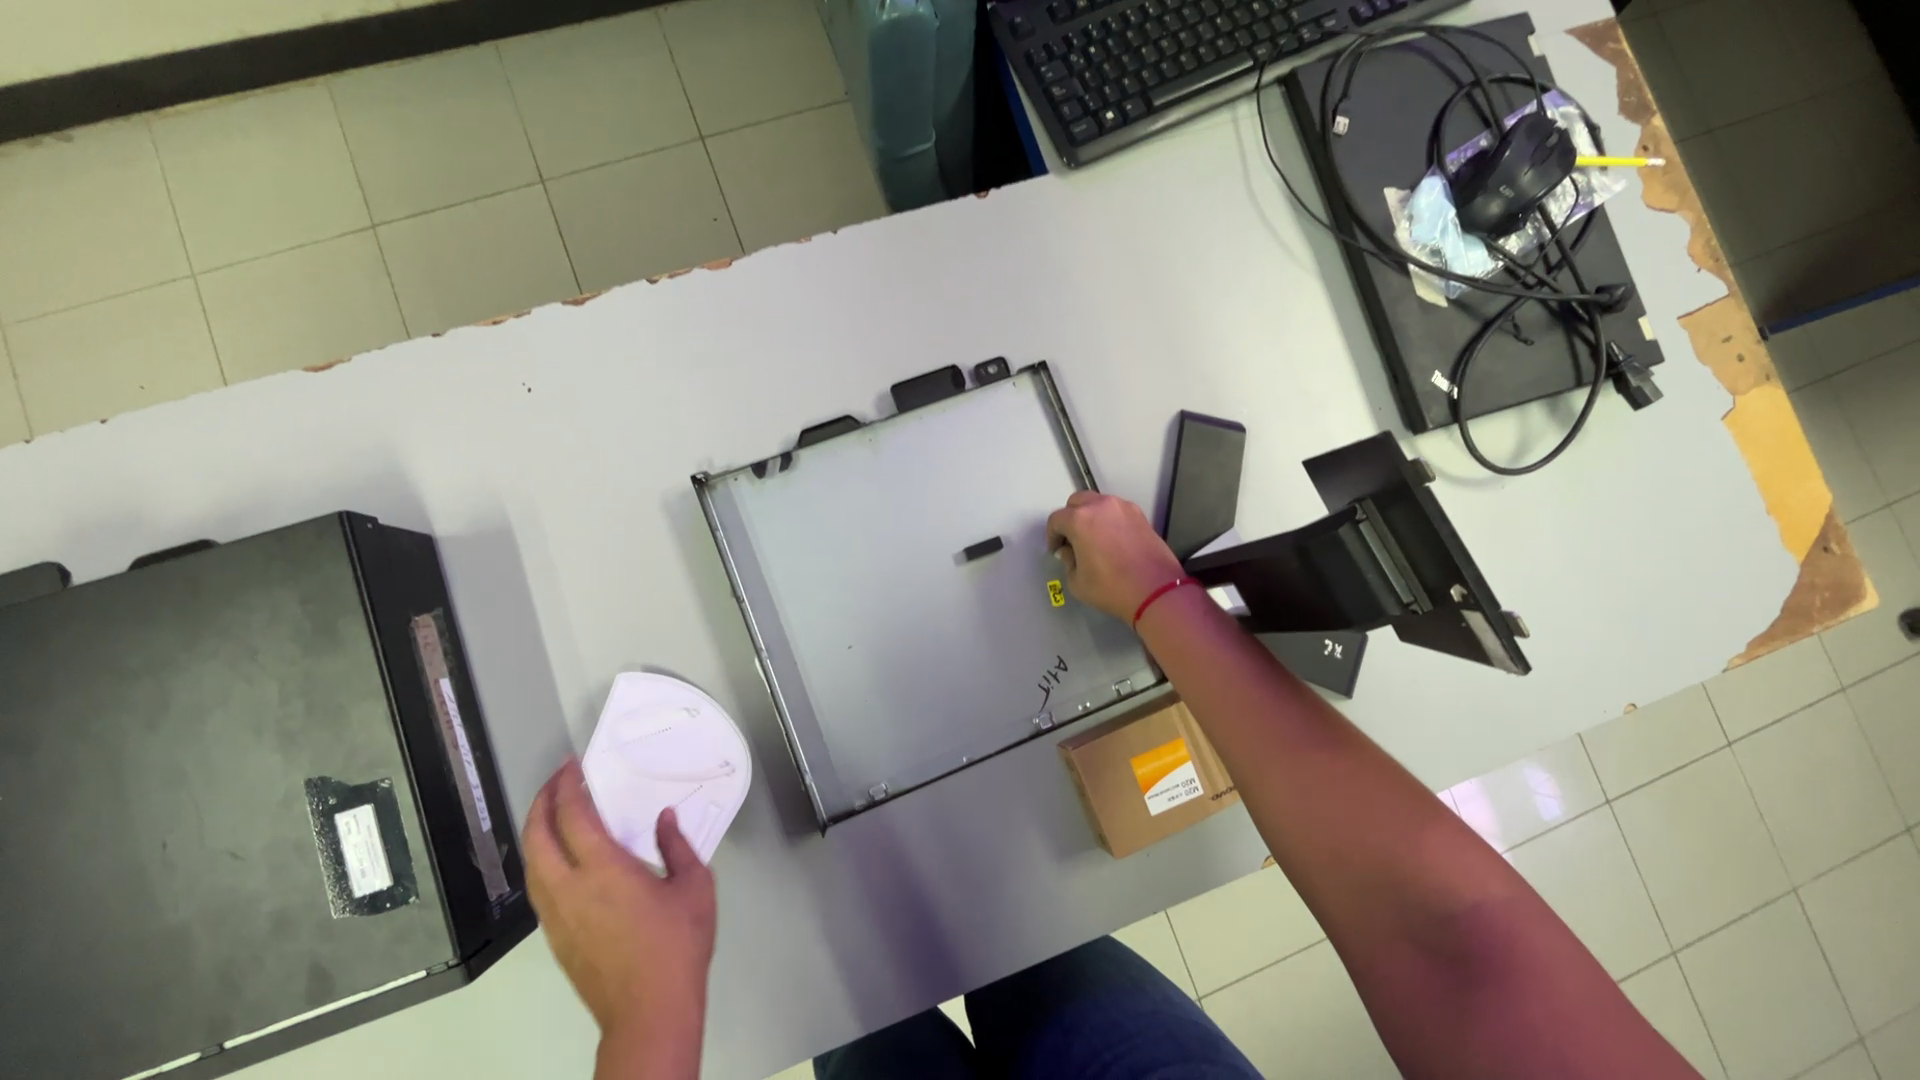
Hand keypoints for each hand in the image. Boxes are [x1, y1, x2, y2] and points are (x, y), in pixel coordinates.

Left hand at [523, 760, 715, 1076]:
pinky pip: (537, 886)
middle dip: (542, 802)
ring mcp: (555, 915)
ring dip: (537, 830)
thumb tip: (664, 819)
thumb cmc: (678, 945)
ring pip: (530, 863)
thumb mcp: (694, 886)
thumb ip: (676, 846)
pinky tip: (562, 856)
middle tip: (559, 781)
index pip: (573, 816)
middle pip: (536, 835)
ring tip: (555, 812)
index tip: (573, 766)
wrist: (649, 1011)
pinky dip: (542, 858)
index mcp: (603, 870)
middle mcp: (568, 888)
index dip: (568, 786)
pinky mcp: (555, 936)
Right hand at [1046, 491, 1185, 620]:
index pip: (1056, 520)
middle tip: (1072, 540)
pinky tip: (1112, 540)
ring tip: (1093, 539)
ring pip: (1098, 503)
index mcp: (1079, 519)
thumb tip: (1070, 551)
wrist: (1155, 591)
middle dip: (1070, 519)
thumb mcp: (1077, 582)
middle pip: (1076, 503)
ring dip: (1090, 516)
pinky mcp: (1140, 515)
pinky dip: (1109, 519)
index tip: (1057, 550)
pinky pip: (1116, 511)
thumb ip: (1068, 561)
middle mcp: (1100, 506)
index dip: (1052, 536)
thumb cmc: (1111, 588)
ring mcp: (1123, 507)